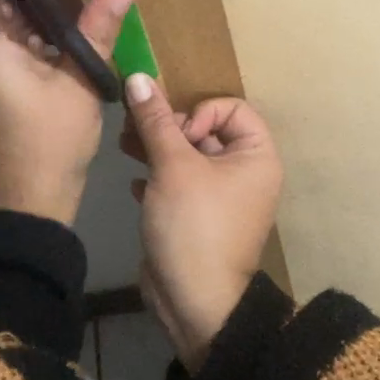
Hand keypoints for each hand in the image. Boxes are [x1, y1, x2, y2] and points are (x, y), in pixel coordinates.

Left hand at [0, 0, 135, 225]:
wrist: (33, 196)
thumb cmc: (51, 136)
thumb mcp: (80, 79)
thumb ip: (98, 29)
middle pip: (0, 4)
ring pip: (10, 28)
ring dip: (44, 19)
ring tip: (87, 18)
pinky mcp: (0, 89)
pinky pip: (16, 51)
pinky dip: (41, 41)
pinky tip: (77, 46)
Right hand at [122, 74, 283, 370]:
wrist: (194, 302)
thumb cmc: (194, 226)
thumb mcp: (172, 166)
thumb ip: (155, 120)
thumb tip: (138, 77)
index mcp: (256, 156)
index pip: (231, 108)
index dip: (200, 112)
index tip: (176, 134)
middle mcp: (244, 173)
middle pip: (205, 130)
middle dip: (168, 127)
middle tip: (134, 130)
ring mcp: (220, 196)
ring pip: (187, 156)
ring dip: (156, 148)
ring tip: (124, 145)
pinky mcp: (197, 216)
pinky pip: (178, 183)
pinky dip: (157, 177)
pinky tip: (135, 185)